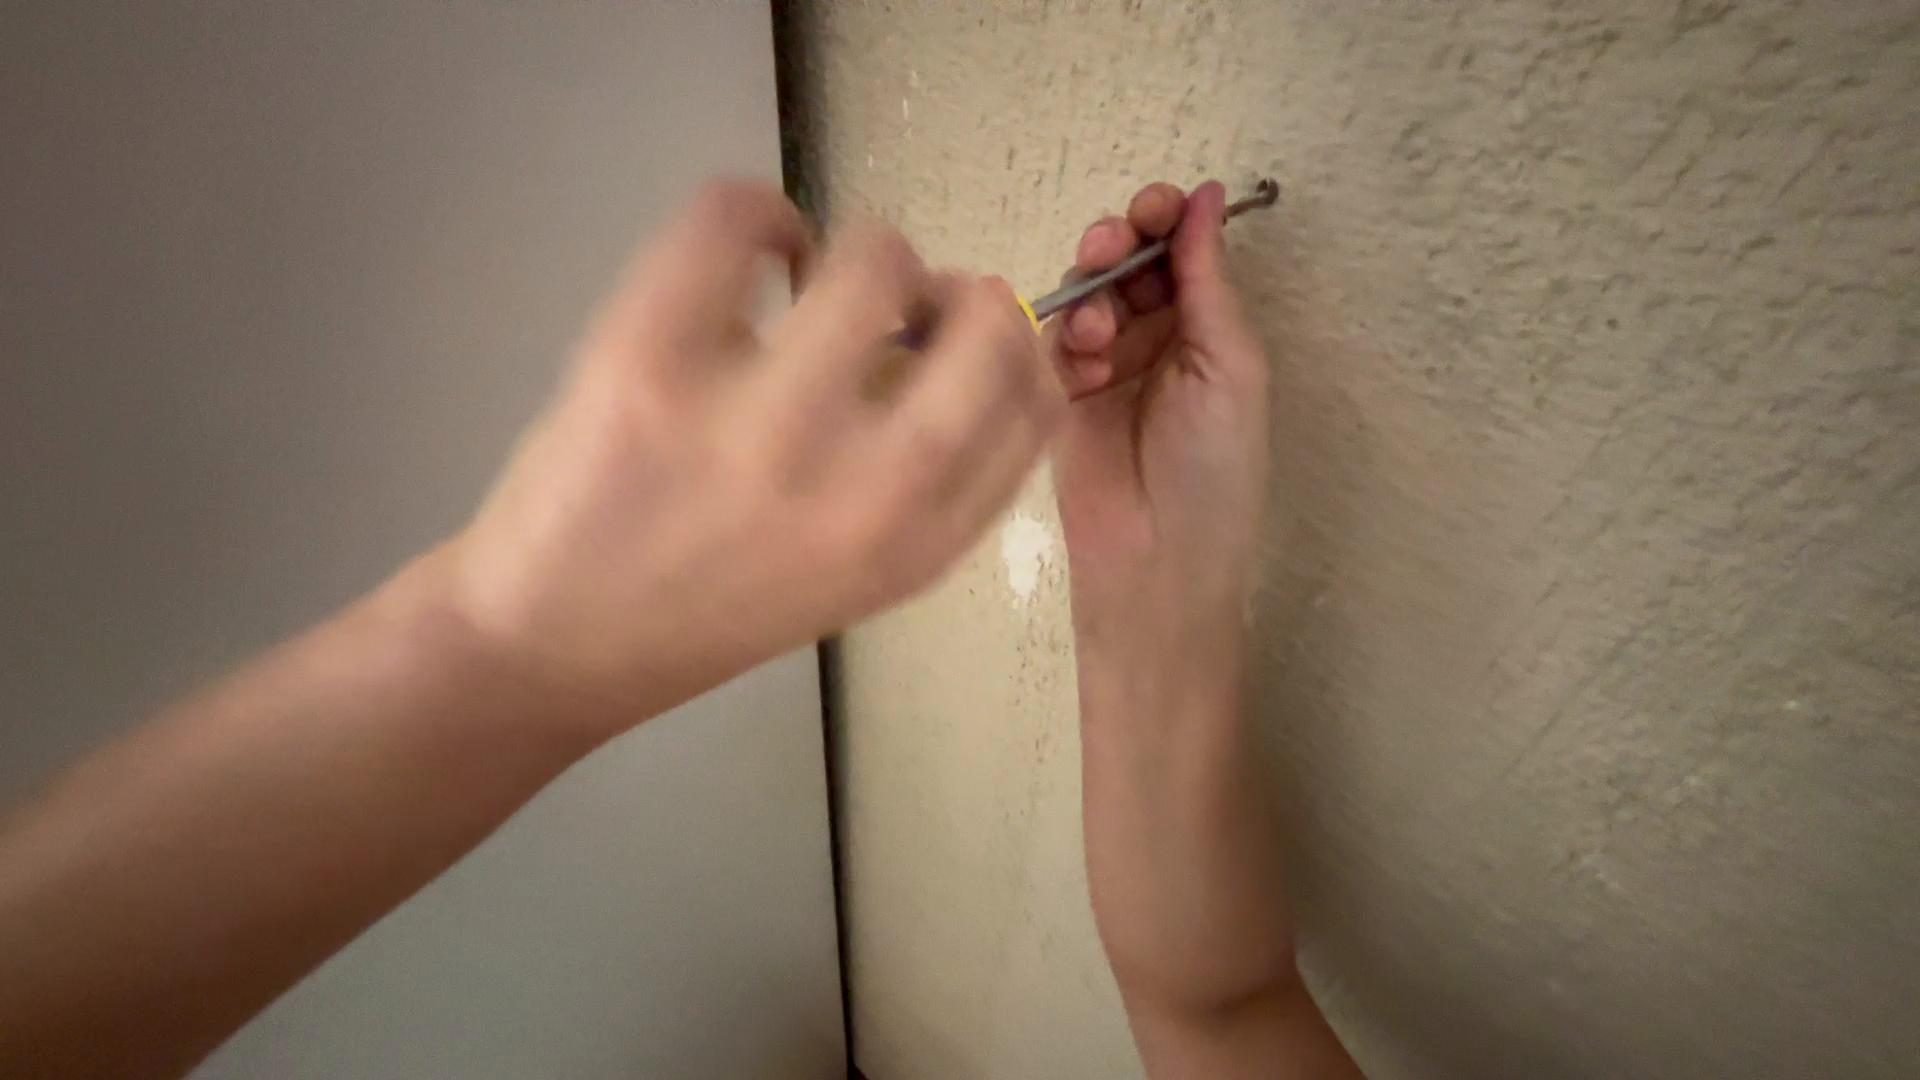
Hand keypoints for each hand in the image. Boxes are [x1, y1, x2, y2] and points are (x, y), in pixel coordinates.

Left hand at [436, 179, 1063, 731]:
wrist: (562, 646)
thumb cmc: (724, 608)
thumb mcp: (863, 575)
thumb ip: (933, 480)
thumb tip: (949, 336)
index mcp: (922, 541)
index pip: (1036, 407)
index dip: (1018, 348)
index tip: (969, 340)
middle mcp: (867, 487)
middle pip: (990, 322)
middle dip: (963, 291)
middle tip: (903, 305)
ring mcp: (760, 424)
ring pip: (875, 255)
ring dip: (865, 251)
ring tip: (817, 283)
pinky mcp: (649, 362)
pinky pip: (736, 215)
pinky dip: (756, 211)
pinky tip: (748, 257)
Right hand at [1051, 180, 1269, 701]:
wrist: (1155, 553)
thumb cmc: (1211, 463)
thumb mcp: (1228, 365)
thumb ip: (1207, 281)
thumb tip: (1205, 195)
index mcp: (1205, 332)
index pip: (1179, 257)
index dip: (1166, 223)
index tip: (1155, 205)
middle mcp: (1153, 342)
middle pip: (1126, 268)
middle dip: (1118, 245)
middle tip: (1109, 242)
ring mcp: (1101, 368)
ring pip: (1083, 298)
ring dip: (1089, 290)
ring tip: (1097, 325)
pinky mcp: (1058, 394)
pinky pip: (1052, 342)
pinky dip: (1065, 336)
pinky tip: (1081, 356)